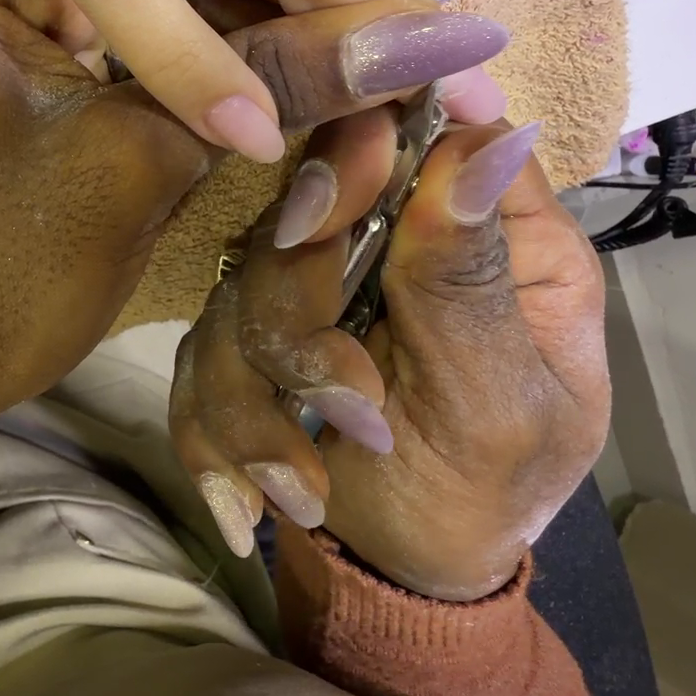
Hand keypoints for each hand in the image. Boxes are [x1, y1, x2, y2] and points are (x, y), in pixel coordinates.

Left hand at [0, 0, 510, 520]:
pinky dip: (206, 78)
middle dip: (280, 4)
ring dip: (255, 45)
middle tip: (405, 40)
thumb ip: (275, 81)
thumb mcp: (135, 166)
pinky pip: (132, 56)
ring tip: (368, 68)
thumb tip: (441, 30)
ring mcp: (10, 30)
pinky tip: (290, 94)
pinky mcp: (28, 82)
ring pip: (159, 11)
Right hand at [170, 121, 610, 600]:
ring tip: (301, 487)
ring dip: (258, 397)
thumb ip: (469, 281)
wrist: (391, 559)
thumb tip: (485, 137)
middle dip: (300, 322)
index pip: (432, 136)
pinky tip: (249, 495)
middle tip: (344, 407)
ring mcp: (302, 283)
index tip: (327, 214)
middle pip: (304, 211)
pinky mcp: (241, 326)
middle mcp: (382, 241)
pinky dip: (217, 429)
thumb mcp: (499, 402)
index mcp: (482, 238)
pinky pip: (195, 351)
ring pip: (236, 290)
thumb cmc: (482, 488)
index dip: (373, 143)